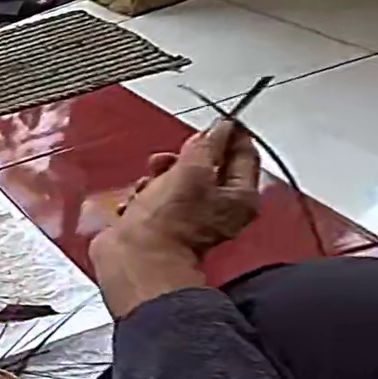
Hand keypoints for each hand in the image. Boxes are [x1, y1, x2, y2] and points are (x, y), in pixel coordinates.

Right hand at [91, 121, 260, 316]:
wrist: (134, 256)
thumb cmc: (166, 220)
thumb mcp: (189, 173)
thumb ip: (205, 147)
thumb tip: (217, 129)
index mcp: (239, 197)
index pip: (243, 156)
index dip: (229, 136)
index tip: (217, 122)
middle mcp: (220, 209)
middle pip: (206, 169)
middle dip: (181, 160)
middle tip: (163, 160)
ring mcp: (190, 219)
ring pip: (175, 184)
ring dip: (156, 179)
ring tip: (144, 186)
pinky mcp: (162, 226)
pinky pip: (155, 201)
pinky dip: (143, 197)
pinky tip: (134, 202)